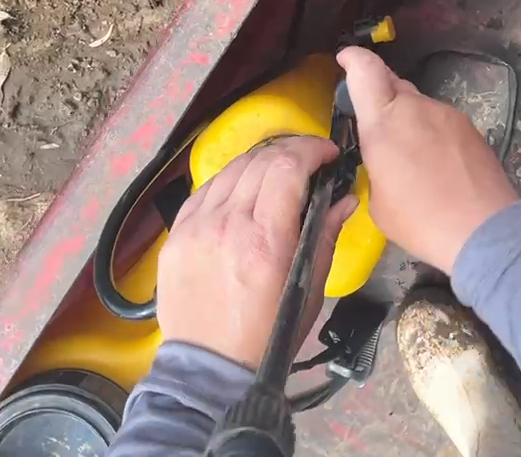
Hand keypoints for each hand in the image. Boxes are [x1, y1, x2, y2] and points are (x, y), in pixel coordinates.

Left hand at [156, 135, 357, 367]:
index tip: (328, 153)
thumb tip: (346, 197)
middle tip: (309, 160)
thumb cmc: (269, 332)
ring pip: (232, 168)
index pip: (287, 167)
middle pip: (261, 160)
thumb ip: (326, 234)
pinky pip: (206, 189)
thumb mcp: (309, 288)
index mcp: (265, 240)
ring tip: (278, 171)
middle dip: (291, 151)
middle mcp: (227, 224)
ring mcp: (196, 227)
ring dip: (261, 161)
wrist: (208, 370)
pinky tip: (243, 189)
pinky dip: (230, 180)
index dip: (311, 150)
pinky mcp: (175, 235)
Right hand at [337, 47, 518, 272]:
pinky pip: (440, 121)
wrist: (483, 230)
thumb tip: (386, 157)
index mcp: (384, 121)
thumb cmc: (420, 220)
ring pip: (418, 105)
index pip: (365, 70)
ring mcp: (446, 114)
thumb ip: (375, 166)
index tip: (345, 59)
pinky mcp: (469, 127)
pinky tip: (436, 164)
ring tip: (409, 156)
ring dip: (408, 120)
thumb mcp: (378, 200)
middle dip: (379, 95)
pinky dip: (431, 134)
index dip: (353, 58)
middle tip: (373, 121)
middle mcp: (415, 107)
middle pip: (392, 84)